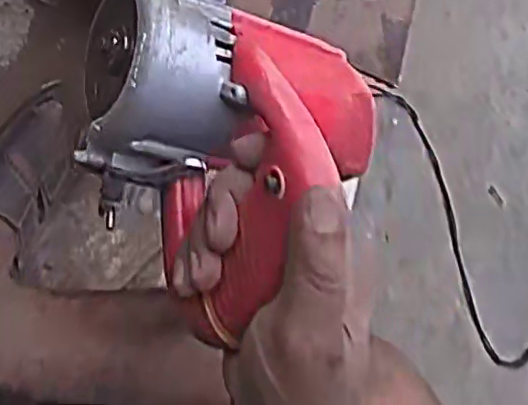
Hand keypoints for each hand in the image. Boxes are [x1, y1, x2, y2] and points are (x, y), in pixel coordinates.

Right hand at [171, 135, 369, 404]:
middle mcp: (303, 233)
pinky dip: (193, 254)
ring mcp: (271, 244)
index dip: (269, 147)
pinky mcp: (243, 257)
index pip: (304, 164)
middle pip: (250, 179)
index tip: (239, 153)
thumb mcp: (314, 329)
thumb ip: (318, 263)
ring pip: (222, 204)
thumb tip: (321, 192)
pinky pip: (206, 232)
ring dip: (203, 239)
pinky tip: (200, 281)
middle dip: (222, 208)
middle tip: (220, 243)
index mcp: (333, 240)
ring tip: (208, 277)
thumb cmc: (315, 390)